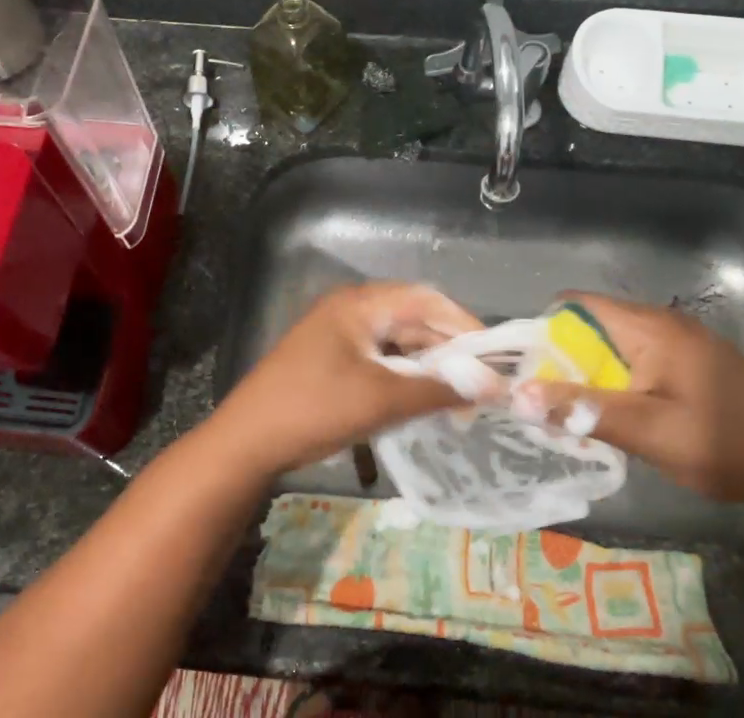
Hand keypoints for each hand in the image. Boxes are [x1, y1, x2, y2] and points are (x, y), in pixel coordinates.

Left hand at [206, 283, 484, 474]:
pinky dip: (405, 379)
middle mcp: (351, 310)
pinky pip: (381, 361)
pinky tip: (424, 403)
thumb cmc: (314, 409)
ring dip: (429, 368)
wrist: (247, 442)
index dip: (465, 326)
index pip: (427, 300)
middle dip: (450, 352)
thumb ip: (438, 389)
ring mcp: (339, 335)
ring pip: (398, 344)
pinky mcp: (333, 361)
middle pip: (414, 321)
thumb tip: (493, 387)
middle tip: (482, 387)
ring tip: (460, 400)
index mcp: (360, 304)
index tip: (496, 358)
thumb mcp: (381, 400)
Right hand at [513, 293, 743, 511]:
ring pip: (613, 349)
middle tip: (545, 407)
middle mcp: (663, 324)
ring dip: (589, 379)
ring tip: (574, 418)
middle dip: (562, 363)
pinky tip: (619, 421)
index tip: (524, 374)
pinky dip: (617, 387)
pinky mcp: (693, 368)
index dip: (542, 333)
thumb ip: (583, 409)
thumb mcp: (648, 430)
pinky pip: (637, 364)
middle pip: (591, 327)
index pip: (574, 305)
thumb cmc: (726, 444)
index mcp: (651, 327)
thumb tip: (517, 395)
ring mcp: (682, 345)